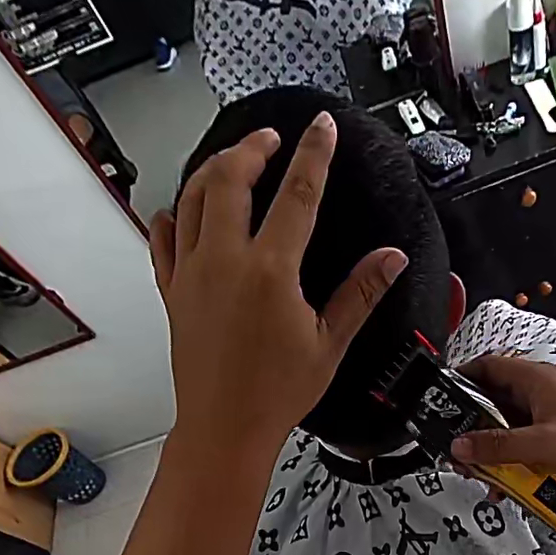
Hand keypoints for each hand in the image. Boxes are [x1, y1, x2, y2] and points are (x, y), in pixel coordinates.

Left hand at [147, 113, 406, 452]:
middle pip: (231, 179)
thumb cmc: (278, 392)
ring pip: (193, 199)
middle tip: (272, 138)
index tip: (321, 127)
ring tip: (234, 162)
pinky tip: (180, 211)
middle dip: (253, 148)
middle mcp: (225, 261)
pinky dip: (173, 216)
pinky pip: (164, 240)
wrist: (226, 427)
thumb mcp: (330, 343)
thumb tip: (391, 257)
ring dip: (214, 170)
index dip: (314, 155)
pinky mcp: (173, 293)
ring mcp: (192, 274)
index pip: (297, 195)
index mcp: (270, 271)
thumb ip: (361, 294)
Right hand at [451, 355, 555, 491]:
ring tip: (482, 477)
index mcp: (536, 380)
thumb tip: (458, 446)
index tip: (440, 401)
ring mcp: (551, 416)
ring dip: (494, 452)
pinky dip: (514, 463)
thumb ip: (498, 446)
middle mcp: (541, 393)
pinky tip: (509, 487)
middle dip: (473, 428)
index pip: (488, 366)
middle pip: (494, 403)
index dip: (462, 379)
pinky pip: (526, 446)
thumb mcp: (543, 444)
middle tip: (458, 453)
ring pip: (509, 429)